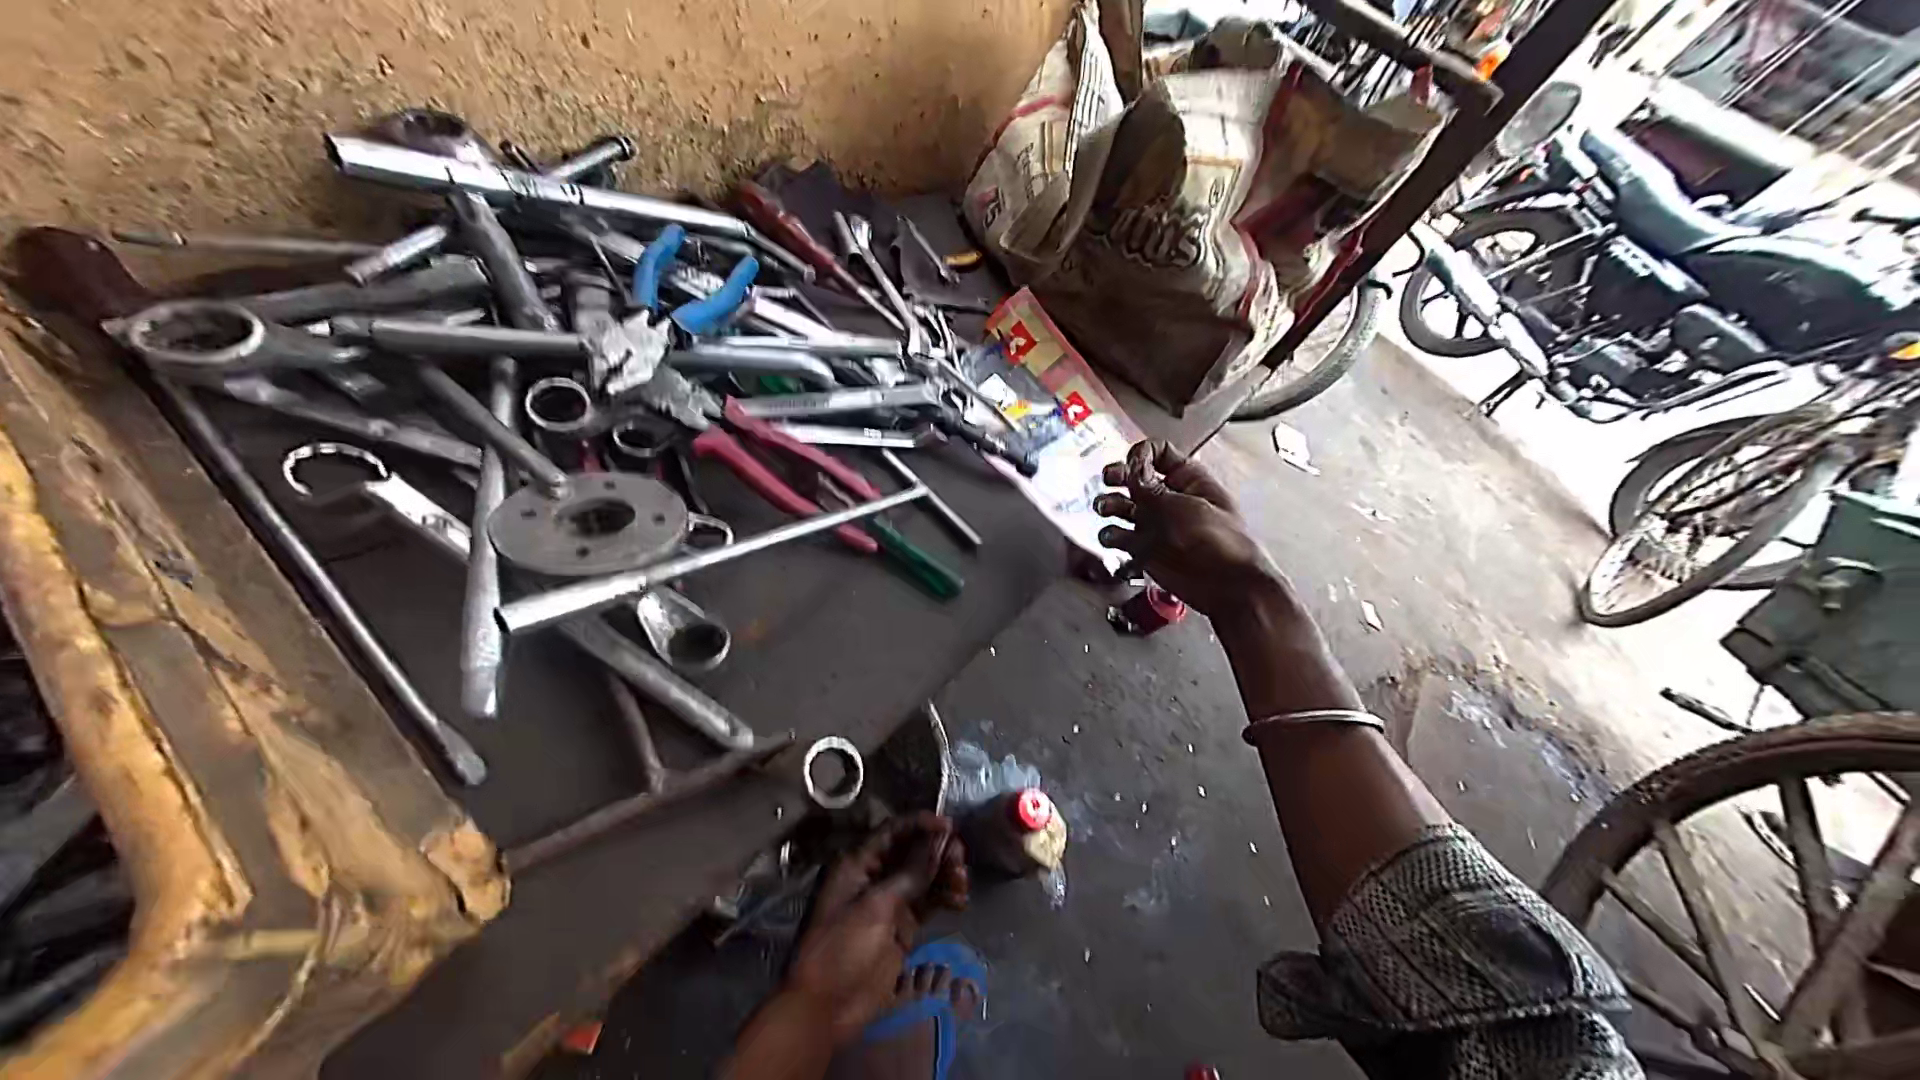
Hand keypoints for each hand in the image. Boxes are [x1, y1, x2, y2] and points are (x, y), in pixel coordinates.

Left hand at [782, 814, 969, 1045]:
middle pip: (912, 851)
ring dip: (945, 874)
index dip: (922, 824)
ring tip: (962, 884)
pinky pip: (928, 901)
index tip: (950, 825)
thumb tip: (938, 839)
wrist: (825, 1008)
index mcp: (858, 863)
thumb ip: (910, 873)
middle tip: (960, 860)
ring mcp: (889, 901)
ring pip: (924, 876)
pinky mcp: (902, 925)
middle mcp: (875, 875)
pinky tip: (959, 901)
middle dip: (938, 851)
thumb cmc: (841, 949)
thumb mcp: (876, 907)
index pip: (894, 830)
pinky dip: (944, 897)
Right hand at [1095, 440, 1280, 616]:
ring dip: (1109, 505)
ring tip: (1106, 509)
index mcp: (1187, 479)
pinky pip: (1119, 536)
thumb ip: (1149, 486)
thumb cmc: (1216, 540)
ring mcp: (1155, 523)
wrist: (1225, 585)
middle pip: (1134, 478)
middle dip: (1118, 477)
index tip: (1130, 464)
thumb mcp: (1181, 505)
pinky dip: (1112, 536)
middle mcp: (1168, 498)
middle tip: (1109, 480)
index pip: (1158, 453)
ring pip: (1122, 506)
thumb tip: (1130, 467)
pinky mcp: (1143, 548)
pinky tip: (1115, 538)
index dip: (1140, 454)